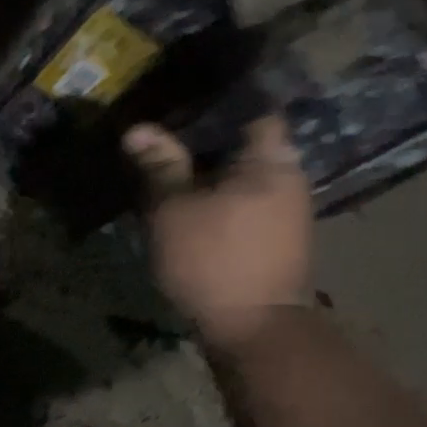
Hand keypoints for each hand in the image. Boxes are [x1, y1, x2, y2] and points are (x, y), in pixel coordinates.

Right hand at [122, 115, 310, 349]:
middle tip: (163, 129)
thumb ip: (159, 166)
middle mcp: (288, 176)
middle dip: (206, 136)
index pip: (252, 107)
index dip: (217, 100)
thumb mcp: (173, 209)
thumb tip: (138, 129)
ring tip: (167, 162)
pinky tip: (186, 198)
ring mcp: (287, 209)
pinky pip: (243, 198)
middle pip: (246, 141)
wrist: (253, 329)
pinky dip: (217, 193)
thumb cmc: (213, 259)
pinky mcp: (276, 236)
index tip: (181, 97)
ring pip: (243, 172)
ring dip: (210, 168)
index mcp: (271, 159)